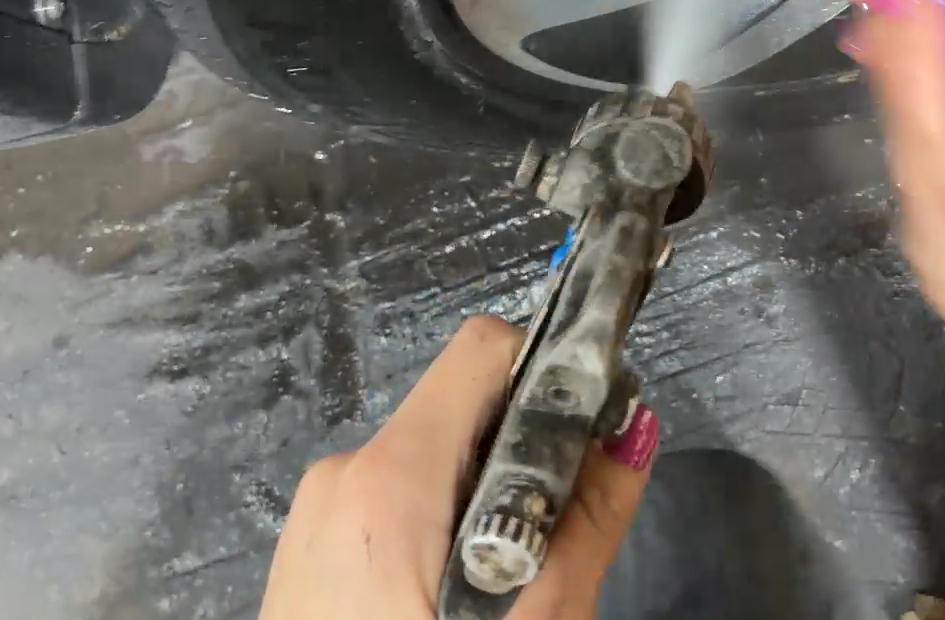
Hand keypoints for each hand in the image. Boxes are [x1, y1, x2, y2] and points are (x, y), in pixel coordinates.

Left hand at [260, 316, 660, 619]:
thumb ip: (591, 514)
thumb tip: (636, 423)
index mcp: (389, 476)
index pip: (482, 349)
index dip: (548, 367)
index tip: (588, 420)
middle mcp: (343, 473)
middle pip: (464, 406)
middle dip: (526, 447)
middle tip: (556, 526)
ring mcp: (317, 514)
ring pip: (438, 455)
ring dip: (491, 491)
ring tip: (504, 584)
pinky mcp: (308, 551)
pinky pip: (401, 497)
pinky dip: (447, 521)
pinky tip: (453, 598)